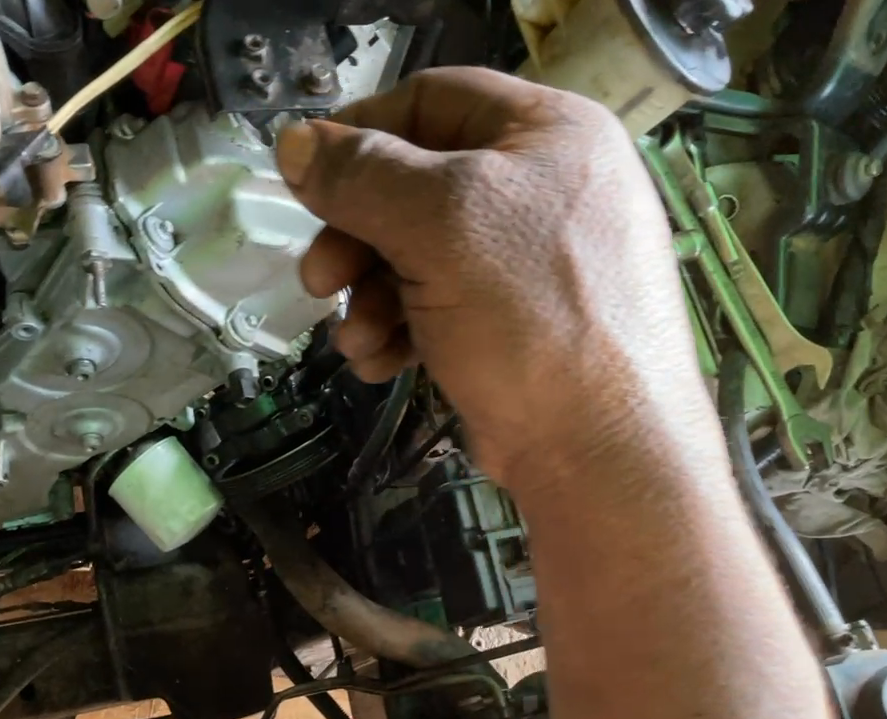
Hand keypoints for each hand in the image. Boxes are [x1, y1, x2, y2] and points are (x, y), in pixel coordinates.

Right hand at [276, 68, 713, 494]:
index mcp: (544, 133)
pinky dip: (398, 332)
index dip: (360, 136)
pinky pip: (435, 307)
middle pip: (414, 189)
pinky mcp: (507, 325)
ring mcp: (523, 264)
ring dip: (370, 298)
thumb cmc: (528, 315)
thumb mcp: (440, 226)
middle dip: (356, 240)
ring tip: (356, 343)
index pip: (429, 103)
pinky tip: (382, 365)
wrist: (595, 446)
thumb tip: (291, 142)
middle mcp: (537, 189)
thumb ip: (362, 177)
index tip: (305, 182)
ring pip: (415, 258)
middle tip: (318, 282)